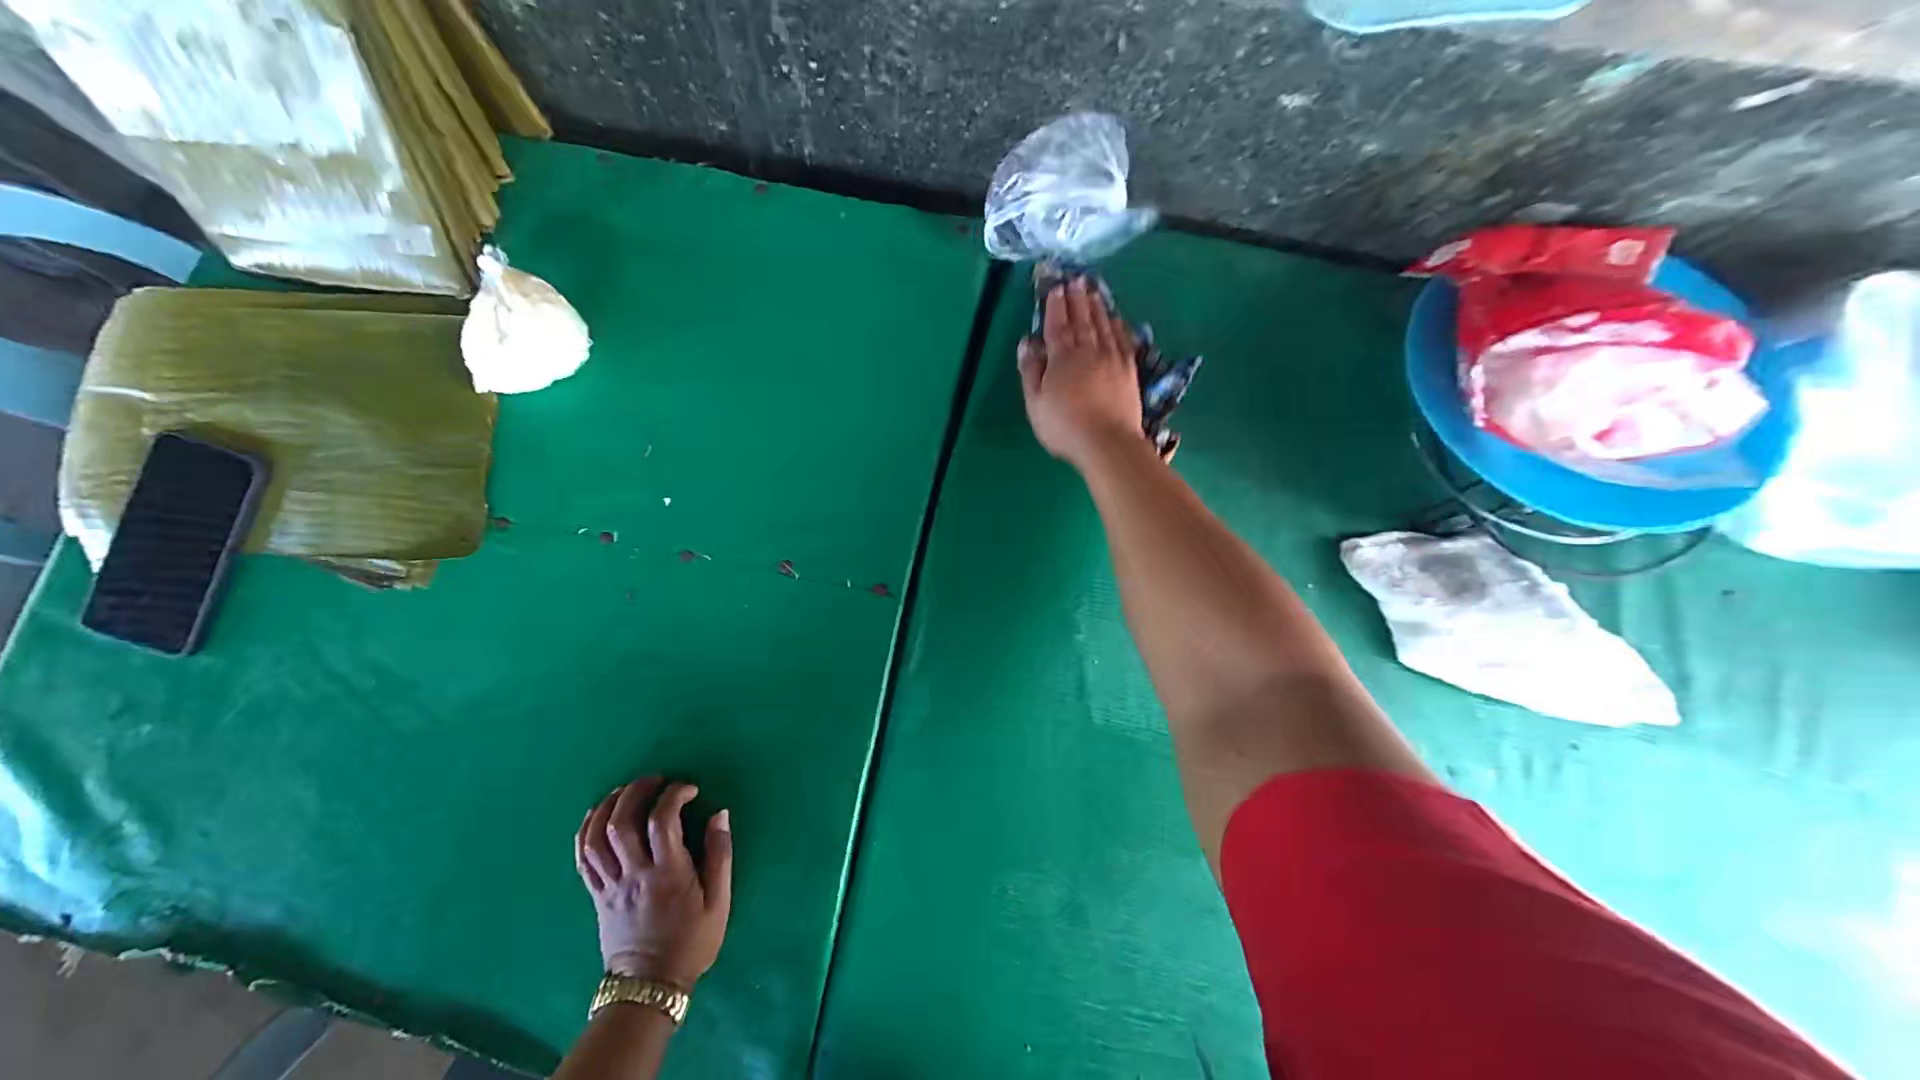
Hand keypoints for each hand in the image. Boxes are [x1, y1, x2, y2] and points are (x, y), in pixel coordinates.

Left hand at [575, 778, 732, 986]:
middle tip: (654, 780)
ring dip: (608, 805)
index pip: (663, 821)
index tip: (689, 789)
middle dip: (636, 791)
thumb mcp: (719, 902)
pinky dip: (586, 830)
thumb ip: (720, 854)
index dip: (674, 795)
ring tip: (624, 789)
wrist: (650, 985)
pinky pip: (583, 858)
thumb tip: (719, 813)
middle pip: (622, 822)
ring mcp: (610, 885)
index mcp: (668, 874)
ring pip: (596, 837)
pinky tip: (596, 814)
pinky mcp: (596, 895)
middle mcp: (635, 875)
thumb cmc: (691, 941)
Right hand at [1018, 277, 1142, 468]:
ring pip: (1104, 325)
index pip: (1057, 325)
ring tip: (1093, 291)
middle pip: (1082, 319)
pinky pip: (1122, 339)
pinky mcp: (1129, 370)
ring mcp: (1112, 358)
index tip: (1056, 288)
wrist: (1108, 443)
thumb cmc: (1064, 426)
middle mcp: (1089, 351)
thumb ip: (1031, 370)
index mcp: (1062, 357)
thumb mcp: (1035, 402)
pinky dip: (1117, 325)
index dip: (1056, 306)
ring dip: (1097, 306)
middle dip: (1078, 299)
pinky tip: (1115, 318)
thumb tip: (1027, 343)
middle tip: (1076, 280)